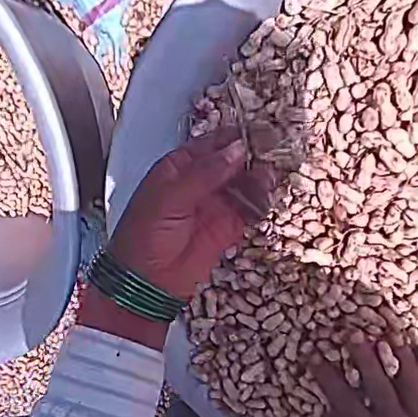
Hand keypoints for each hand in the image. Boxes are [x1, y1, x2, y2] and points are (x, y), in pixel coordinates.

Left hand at [77, 127, 272, 348]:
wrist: (145, 283)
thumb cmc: (143, 239)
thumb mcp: (170, 199)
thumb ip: (204, 174)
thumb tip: (235, 150)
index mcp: (177, 168)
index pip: (211, 144)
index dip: (234, 138)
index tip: (258, 133)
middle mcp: (197, 183)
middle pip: (232, 162)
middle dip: (252, 158)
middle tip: (273, 154)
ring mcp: (213, 205)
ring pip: (244, 185)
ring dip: (258, 181)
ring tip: (269, 179)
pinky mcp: (226, 228)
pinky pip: (249, 211)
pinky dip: (259, 205)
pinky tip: (265, 200)